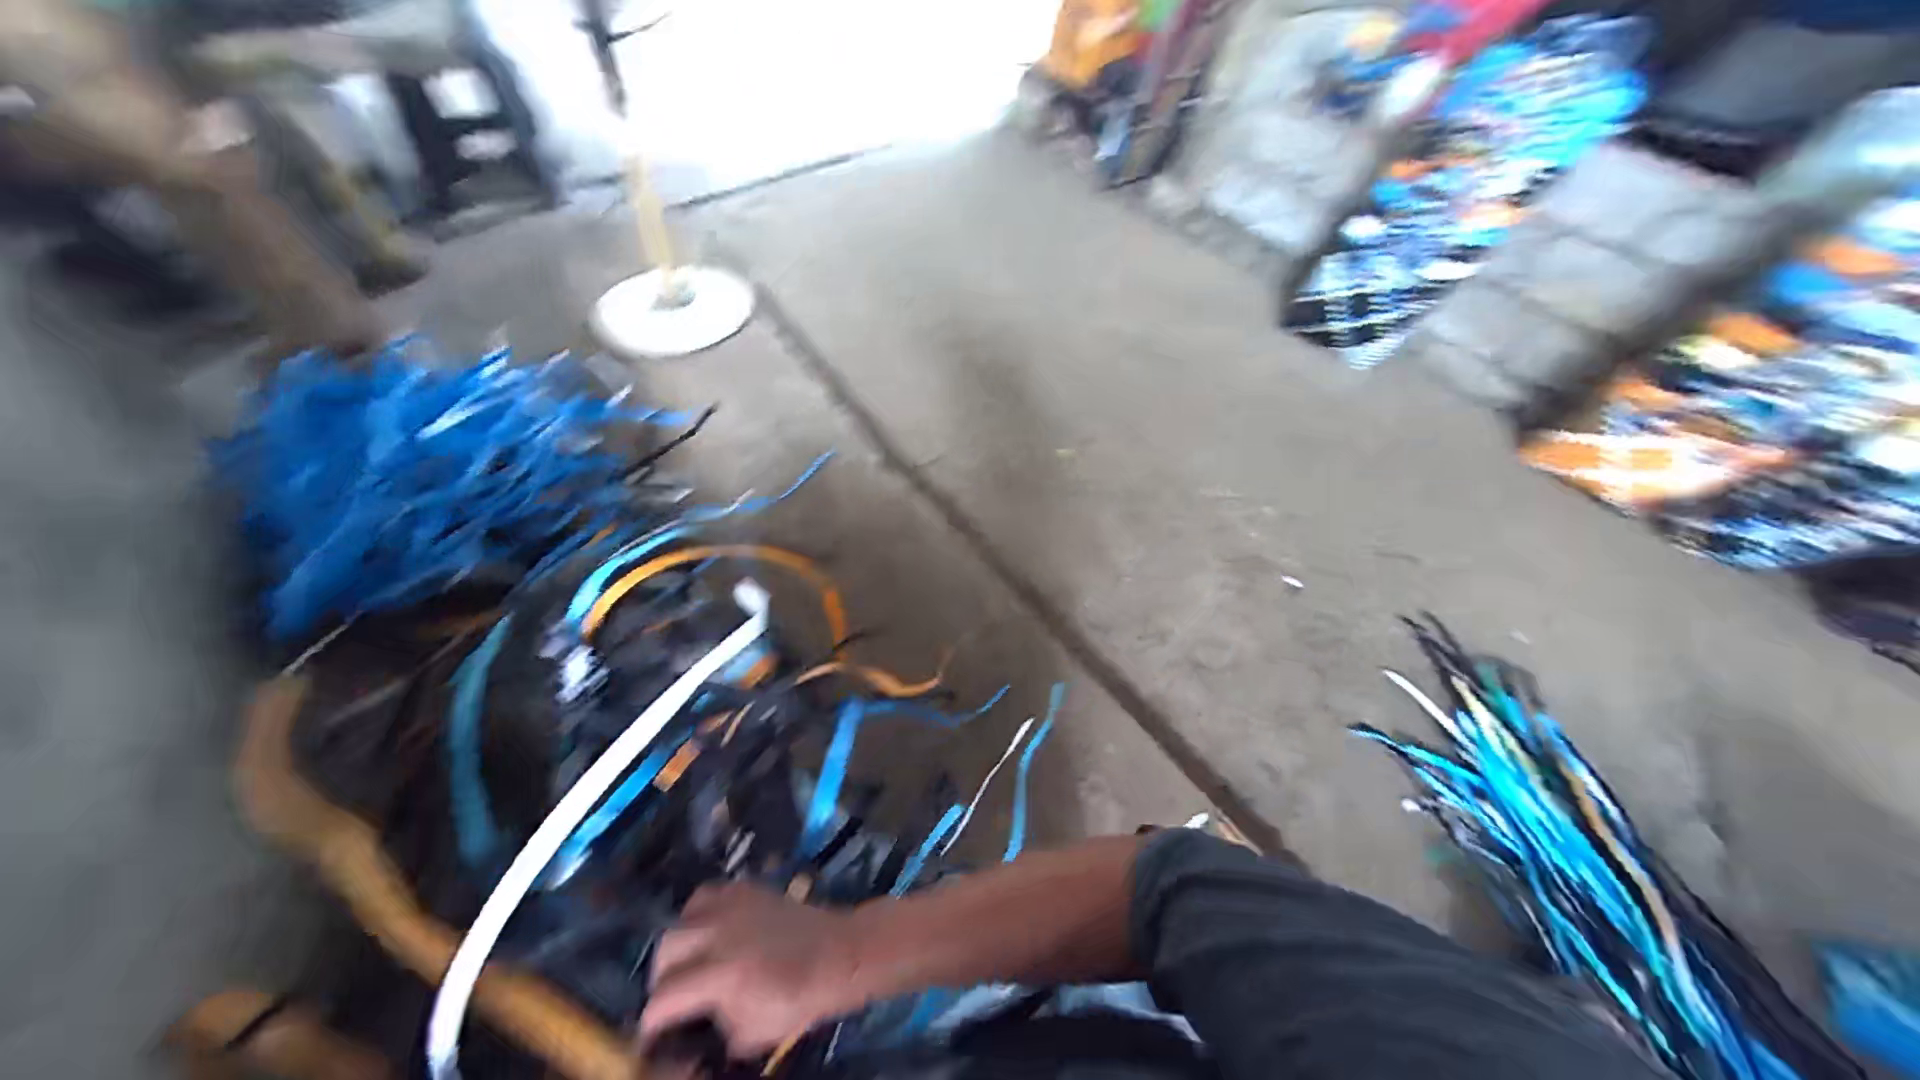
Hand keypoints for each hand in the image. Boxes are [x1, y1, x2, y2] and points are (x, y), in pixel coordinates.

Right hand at [638, 882, 864, 1057]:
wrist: (838, 953)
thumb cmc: (800, 999)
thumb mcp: (750, 1035)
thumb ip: (714, 1030)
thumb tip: (690, 1030)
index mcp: (721, 975)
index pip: (663, 998)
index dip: (650, 1023)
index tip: (651, 1034)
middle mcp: (720, 934)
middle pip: (665, 950)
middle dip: (661, 978)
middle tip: (672, 994)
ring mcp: (734, 905)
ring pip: (682, 917)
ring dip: (679, 942)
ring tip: (689, 959)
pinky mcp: (748, 889)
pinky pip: (708, 893)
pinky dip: (700, 912)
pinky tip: (709, 929)